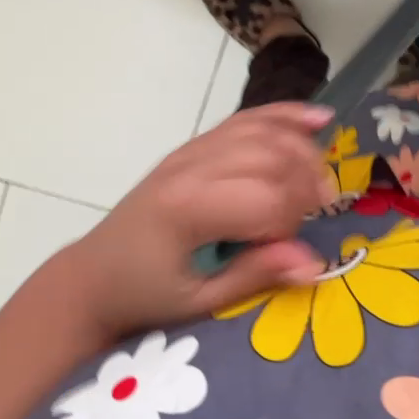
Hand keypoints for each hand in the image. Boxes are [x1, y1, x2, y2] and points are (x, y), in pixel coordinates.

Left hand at [51, 103, 334, 341]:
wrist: (93, 275)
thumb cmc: (145, 296)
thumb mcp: (198, 302)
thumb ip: (254, 276)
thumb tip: (314, 262)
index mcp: (187, 209)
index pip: (263, 199)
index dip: (293, 222)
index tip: (298, 249)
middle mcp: (191, 167)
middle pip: (268, 156)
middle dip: (306, 180)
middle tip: (324, 209)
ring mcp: (191, 150)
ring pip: (260, 131)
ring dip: (300, 148)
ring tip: (322, 179)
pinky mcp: (194, 146)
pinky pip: (243, 120)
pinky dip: (282, 116)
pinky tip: (317, 118)